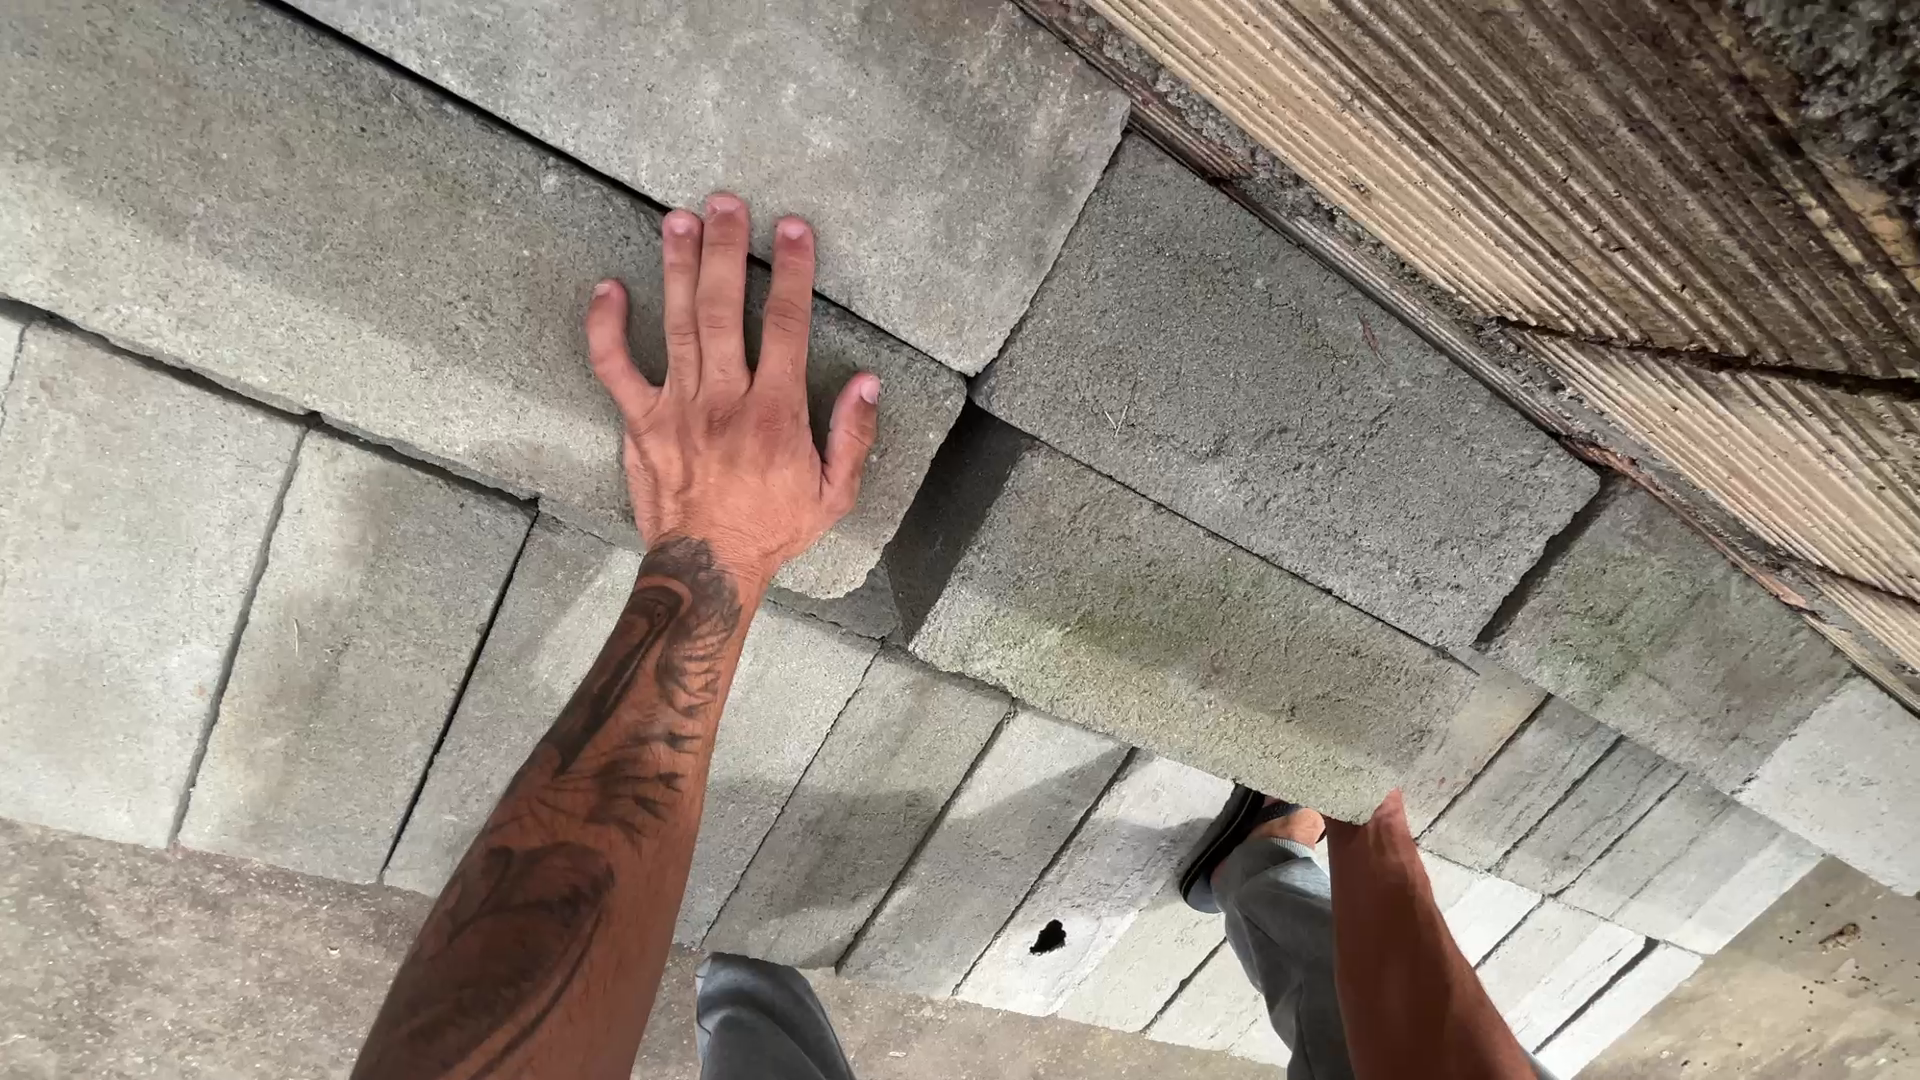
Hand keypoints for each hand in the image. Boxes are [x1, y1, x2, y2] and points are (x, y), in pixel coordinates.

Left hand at [584, 193, 879, 589]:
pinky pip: (614, 367)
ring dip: (680, 267)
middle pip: (727, 310)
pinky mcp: (641, 422)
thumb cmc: (774, 529)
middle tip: (728, 203)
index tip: (793, 230)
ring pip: (678, 324)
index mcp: (776, 414)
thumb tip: (867, 382)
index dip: (793, 274)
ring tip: (680, 220)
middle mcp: (725, 400)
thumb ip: (853, 437)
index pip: (788, 328)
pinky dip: (606, 326)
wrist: (709, 565)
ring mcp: (677, 408)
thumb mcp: (834, 494)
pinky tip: (608, 288)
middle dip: (729, 252)